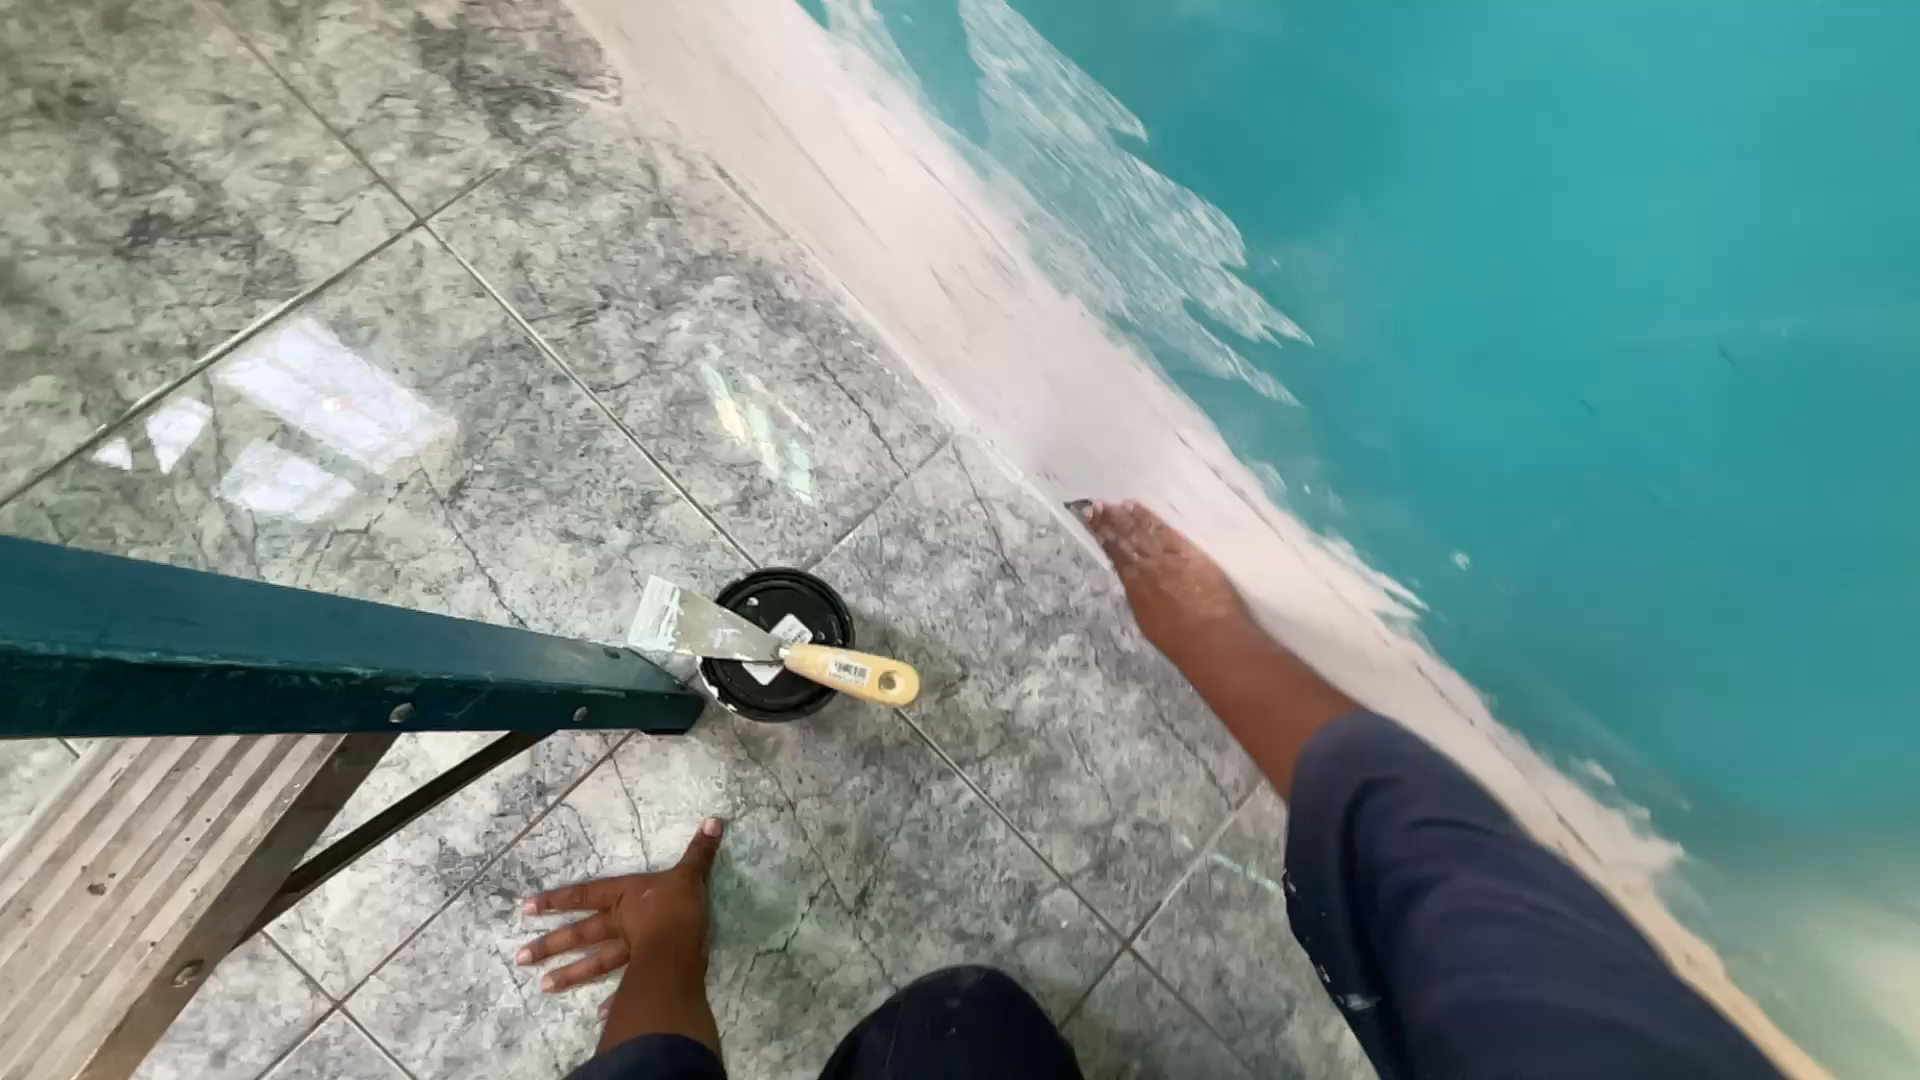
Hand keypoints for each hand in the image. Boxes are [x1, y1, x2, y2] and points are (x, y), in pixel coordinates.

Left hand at [516, 816, 724, 996]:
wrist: (681, 943)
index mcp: (627, 896)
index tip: (526, 908)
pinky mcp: (641, 972)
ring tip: (543, 987)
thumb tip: (714, 820)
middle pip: (582, 933)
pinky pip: (625, 986)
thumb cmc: (678, 904)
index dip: (558, 899)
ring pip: (594, 962)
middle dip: (552, 943)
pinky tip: (603, 1012)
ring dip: (570, 974)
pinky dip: (615, 999)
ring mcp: (628, 951)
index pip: (587, 894)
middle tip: (521, 957)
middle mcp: (621, 923)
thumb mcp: (690, 872)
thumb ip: (700, 850)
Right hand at [1086, 500, 1254, 657]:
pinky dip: (1147, 518)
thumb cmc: (1182, 641)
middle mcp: (1145, 570)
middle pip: (1124, 542)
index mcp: (1135, 590)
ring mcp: (1165, 559)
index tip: (1092, 523)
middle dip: (1108, 523)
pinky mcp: (1186, 552)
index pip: (1116, 557)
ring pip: (1139, 533)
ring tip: (1109, 504)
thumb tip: (1133, 584)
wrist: (1211, 638)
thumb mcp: (1148, 622)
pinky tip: (1135, 507)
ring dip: (1122, 517)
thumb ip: (1140, 599)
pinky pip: (1162, 530)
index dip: (1103, 539)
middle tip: (1093, 506)